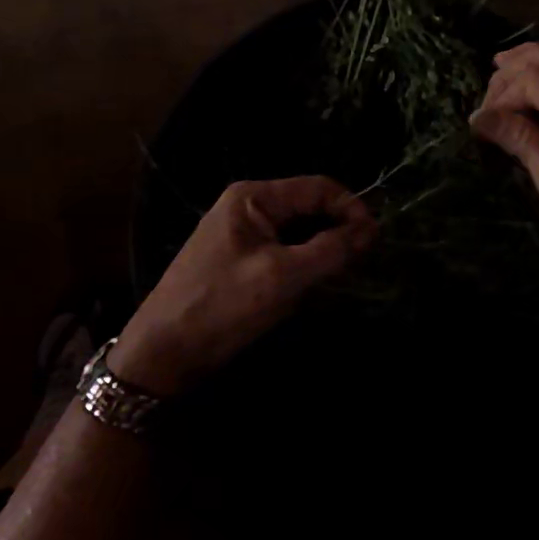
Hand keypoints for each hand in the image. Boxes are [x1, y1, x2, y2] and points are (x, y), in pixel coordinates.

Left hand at [112, 176, 375, 394]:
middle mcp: (248, 205)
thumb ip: (330, 250)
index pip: (318, 187)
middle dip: (338, 229)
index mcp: (253, 196)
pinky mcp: (240, 258)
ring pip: (299, 230)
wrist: (163, 352)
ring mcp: (242, 232)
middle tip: (363, 261)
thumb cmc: (221, 306)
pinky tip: (315, 284)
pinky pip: (284, 249)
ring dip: (323, 248)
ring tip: (343, 275)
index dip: (350, 208)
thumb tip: (372, 229)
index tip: (375, 239)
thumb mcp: (282, 278)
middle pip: (308, 206)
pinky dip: (304, 262)